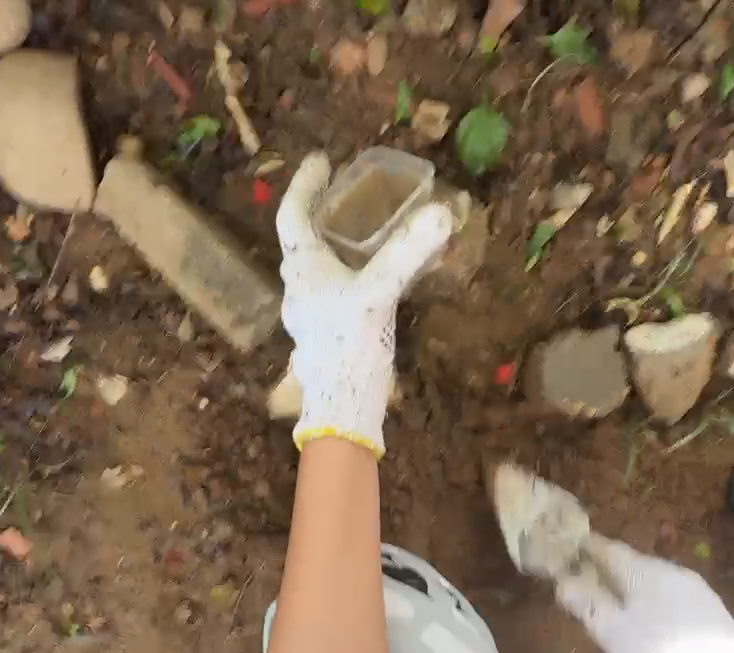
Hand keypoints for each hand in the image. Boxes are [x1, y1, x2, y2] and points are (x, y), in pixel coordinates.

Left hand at [275, 154, 453, 457]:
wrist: (343, 409)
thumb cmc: (349, 348)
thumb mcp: (378, 295)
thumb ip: (407, 254)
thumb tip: (441, 212)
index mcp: (304, 271)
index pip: (291, 216)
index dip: (303, 185)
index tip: (320, 162)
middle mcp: (299, 291)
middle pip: (301, 244)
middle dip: (319, 216)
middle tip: (343, 197)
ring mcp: (309, 318)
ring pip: (315, 272)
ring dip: (332, 250)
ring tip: (360, 237)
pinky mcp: (324, 339)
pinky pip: (330, 296)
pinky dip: (346, 279)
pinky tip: (369, 286)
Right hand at [556, 540, 733, 652]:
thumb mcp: (610, 633)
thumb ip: (586, 603)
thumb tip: (564, 582)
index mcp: (647, 573)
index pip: (611, 551)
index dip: (589, 550)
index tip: (572, 551)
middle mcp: (677, 574)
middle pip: (636, 567)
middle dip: (612, 574)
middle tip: (592, 585)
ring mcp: (702, 594)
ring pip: (659, 585)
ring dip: (637, 592)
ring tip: (622, 612)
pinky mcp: (717, 616)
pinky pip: (678, 602)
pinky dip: (660, 607)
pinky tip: (656, 632)